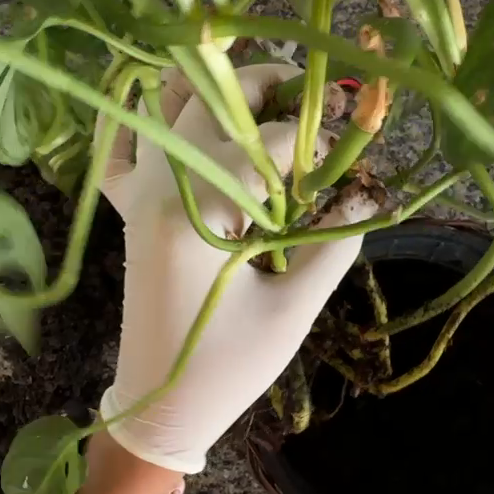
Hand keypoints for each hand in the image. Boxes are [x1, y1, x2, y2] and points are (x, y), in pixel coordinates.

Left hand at [97, 63, 372, 474]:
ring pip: (163, 108)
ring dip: (213, 93)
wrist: (161, 406)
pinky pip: (126, 149)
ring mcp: (136, 197)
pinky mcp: (129, 213)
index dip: (314, 138)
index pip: (265, 144)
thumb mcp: (290, 312)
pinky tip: (188, 128)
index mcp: (196, 214)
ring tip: (261, 102)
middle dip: (266, 87)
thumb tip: (367, 195)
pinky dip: (153, 124)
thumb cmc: (226, 367)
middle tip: (310, 98)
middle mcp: (158, 189)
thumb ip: (332, 246)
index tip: (348, 152)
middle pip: (210, 101)